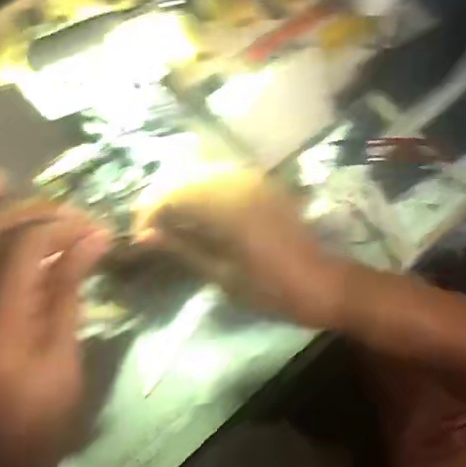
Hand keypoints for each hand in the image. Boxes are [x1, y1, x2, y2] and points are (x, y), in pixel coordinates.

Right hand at [137, 170, 355, 329]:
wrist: (326, 284)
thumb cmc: (274, 289)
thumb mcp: (223, 276)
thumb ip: (183, 249)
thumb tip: (145, 236)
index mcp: (228, 205)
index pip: (173, 196)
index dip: (150, 214)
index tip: (139, 239)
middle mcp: (240, 183)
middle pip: (186, 181)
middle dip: (164, 204)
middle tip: (152, 234)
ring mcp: (255, 181)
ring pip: (204, 177)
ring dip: (185, 197)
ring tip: (173, 227)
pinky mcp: (266, 186)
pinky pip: (225, 180)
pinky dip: (206, 195)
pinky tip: (202, 218)